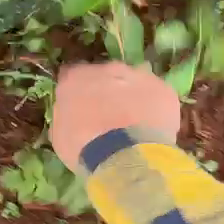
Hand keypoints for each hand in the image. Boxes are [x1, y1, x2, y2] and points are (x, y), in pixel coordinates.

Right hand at [49, 62, 180, 170]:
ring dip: (130, 96)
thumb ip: (66, 113)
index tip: (78, 106)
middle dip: (105, 91)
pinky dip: (153, 107)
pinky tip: (152, 127)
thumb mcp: (60, 133)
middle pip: (105, 75)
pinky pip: (156, 95)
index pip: (71, 76)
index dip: (76, 91)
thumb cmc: (84, 147)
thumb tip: (72, 111)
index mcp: (75, 77)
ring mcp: (138, 75)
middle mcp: (107, 68)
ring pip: (133, 81)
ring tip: (132, 122)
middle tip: (107, 115)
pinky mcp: (163, 89)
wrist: (126, 156)